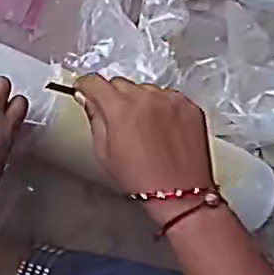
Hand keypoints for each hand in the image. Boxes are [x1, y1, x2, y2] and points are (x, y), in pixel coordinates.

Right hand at [73, 75, 214, 225]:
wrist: (179, 193)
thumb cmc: (139, 177)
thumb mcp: (103, 151)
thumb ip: (94, 118)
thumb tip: (88, 99)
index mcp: (120, 109)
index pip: (94, 81)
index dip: (85, 86)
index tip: (84, 90)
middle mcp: (146, 98)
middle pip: (119, 83)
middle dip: (112, 96)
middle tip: (115, 118)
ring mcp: (170, 100)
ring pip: (144, 89)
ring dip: (138, 100)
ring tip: (141, 126)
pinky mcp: (189, 106)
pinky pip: (166, 96)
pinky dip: (160, 106)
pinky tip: (159, 127)